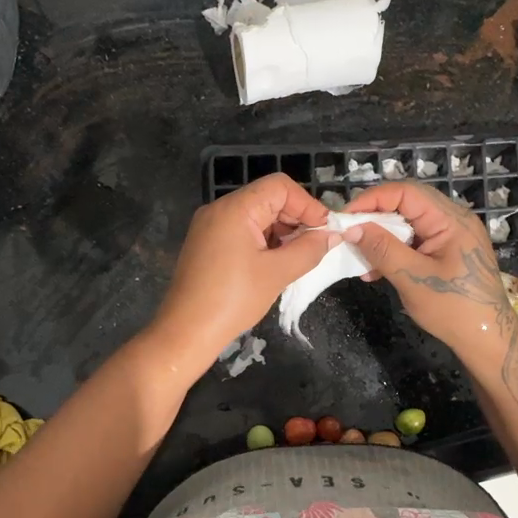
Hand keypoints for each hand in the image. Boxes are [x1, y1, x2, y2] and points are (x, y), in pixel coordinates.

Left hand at [147, 173, 339, 373]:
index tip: (325, 230)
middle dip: (295, 219)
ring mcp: (209, 227)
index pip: (279, 186)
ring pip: (255, 216)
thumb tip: (331, 235)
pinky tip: (275, 263)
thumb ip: (308, 250)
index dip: (307, 204)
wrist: (186, 331)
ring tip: (298, 257)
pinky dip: (263, 242)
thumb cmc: (232, 300)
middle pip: (267, 198)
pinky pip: (241, 232)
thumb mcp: (277, 274)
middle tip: (316, 246)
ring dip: (280, 232)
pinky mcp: (206, 244)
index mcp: (235, 209)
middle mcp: (219, 210)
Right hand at [341, 181, 515, 356]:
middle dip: (374, 217)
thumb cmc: (453, 309)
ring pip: (408, 224)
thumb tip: (352, 228)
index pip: (406, 193)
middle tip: (348, 234)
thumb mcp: (413, 279)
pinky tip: (375, 269)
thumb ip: (382, 249)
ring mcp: (451, 236)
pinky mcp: (446, 253)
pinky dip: (393, 251)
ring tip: (358, 255)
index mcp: (451, 220)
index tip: (345, 218)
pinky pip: (414, 241)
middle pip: (406, 204)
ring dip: (381, 237)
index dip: (372, 200)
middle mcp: (453, 221)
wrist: (486, 339)